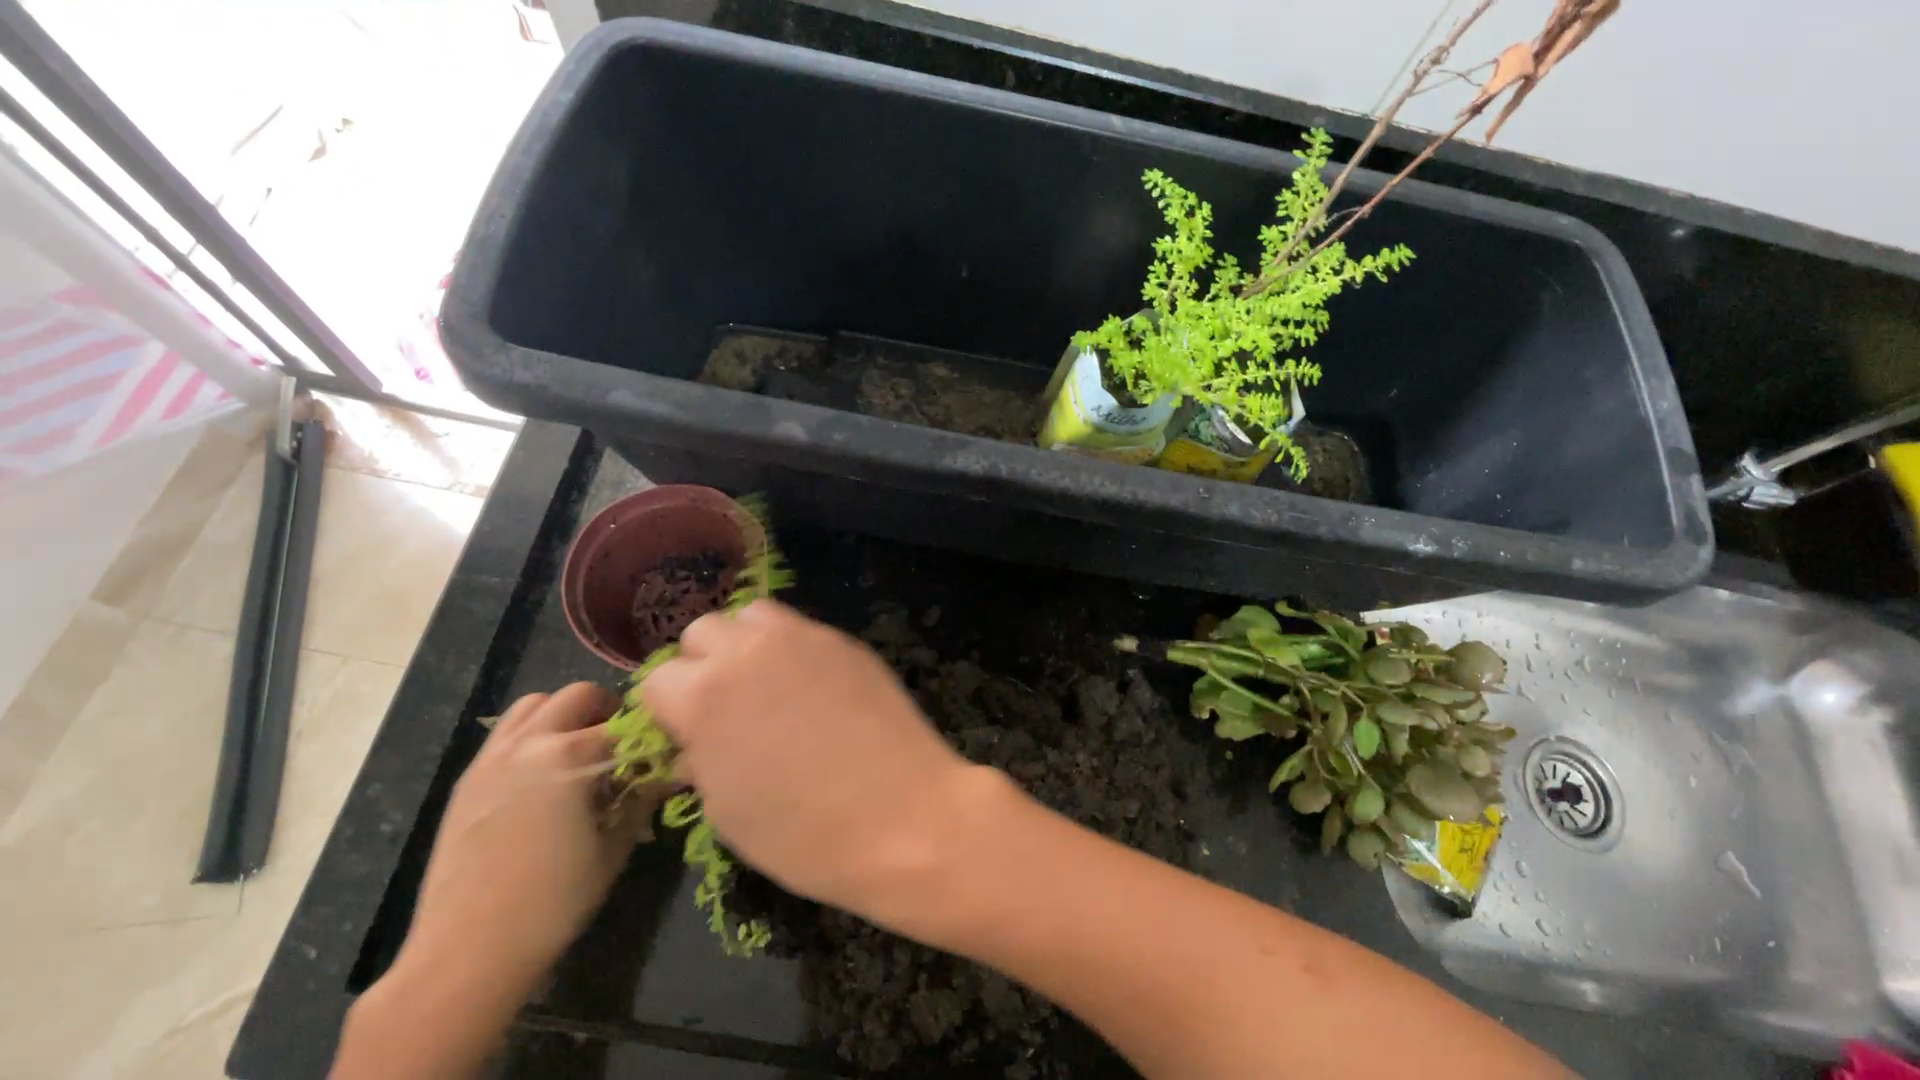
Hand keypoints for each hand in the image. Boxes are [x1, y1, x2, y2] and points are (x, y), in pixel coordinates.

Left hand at [400, 683, 647, 994]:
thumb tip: (670, 773)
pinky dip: (533, 736)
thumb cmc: (552, 903)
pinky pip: (506, 735)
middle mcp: (528, 743)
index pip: (624, 726)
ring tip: (581, 753)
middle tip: (623, 747)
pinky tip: (545, 778)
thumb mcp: (612, 850)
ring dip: (564, 715)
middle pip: (578, 696)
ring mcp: (491, 758)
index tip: (663, 753)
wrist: (467, 950)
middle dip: (608, 711)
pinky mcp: (468, 780)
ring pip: (534, 705)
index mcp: (567, 756)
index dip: (650, 737)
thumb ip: (641, 801)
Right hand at [642, 600, 996, 924]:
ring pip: (753, 617)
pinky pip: (802, 630)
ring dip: (747, 644)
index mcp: (703, 697)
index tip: (686, 734)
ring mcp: (803, 639)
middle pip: (702, 633)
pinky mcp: (846, 643)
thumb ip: (701, 763)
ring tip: (767, 686)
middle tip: (726, 706)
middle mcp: (747, 652)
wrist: (906, 819)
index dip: (668, 709)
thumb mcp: (728, 814)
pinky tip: (814, 691)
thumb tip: (695, 744)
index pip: (658, 680)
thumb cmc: (804, 836)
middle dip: (702, 665)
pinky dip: (793, 651)